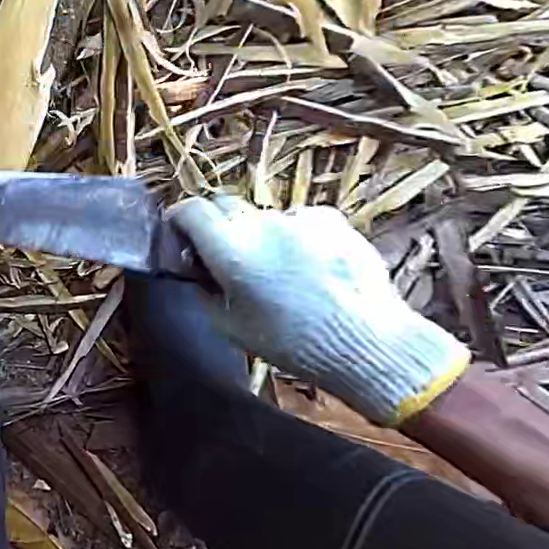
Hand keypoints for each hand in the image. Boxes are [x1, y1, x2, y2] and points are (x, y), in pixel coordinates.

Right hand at [167, 196, 469, 425]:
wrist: (370, 344)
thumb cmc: (292, 343)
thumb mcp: (228, 325)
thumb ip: (204, 288)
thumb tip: (195, 270)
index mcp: (230, 248)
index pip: (190, 210)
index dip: (177, 219)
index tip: (177, 235)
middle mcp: (261, 224)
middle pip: (223, 205)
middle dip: (213, 224)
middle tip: (218, 254)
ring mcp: (298, 218)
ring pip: (260, 215)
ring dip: (254, 232)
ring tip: (271, 267)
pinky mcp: (331, 220)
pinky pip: (297, 220)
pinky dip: (291, 235)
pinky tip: (305, 264)